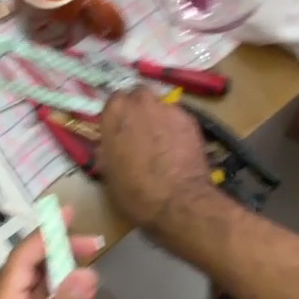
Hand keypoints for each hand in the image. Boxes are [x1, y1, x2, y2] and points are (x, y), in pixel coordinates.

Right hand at [96, 89, 213, 229]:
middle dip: (139, 109)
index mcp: (115, 112)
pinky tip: (178, 147)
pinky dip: (177, 128)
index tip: (119, 129)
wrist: (177, 201)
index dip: (117, 115)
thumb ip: (107, 150)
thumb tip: (108, 147)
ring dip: (158, 118)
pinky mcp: (190, 119)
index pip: (114, 100)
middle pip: (138, 96)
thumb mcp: (108, 172)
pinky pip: (178, 118)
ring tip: (162, 141)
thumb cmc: (134, 191)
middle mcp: (140, 103)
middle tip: (140, 131)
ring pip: (161, 106)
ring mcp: (168, 108)